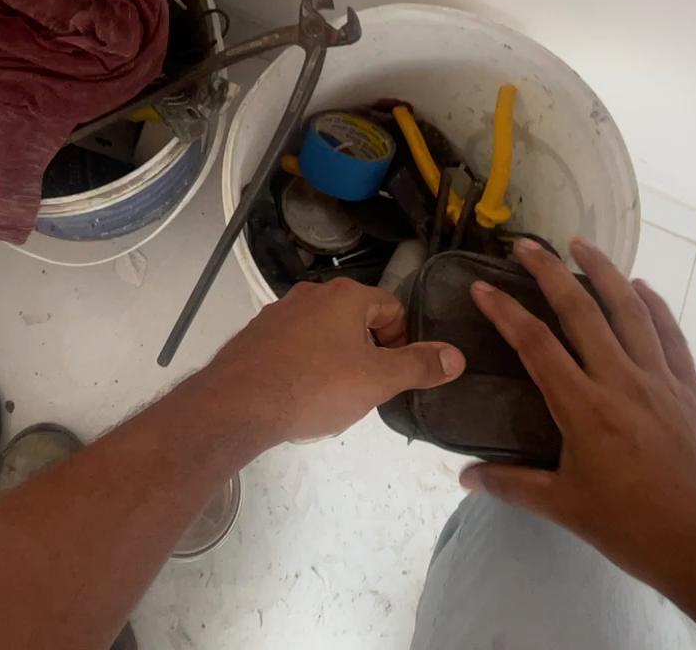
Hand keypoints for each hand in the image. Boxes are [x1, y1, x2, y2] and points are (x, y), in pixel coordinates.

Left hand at [194, 277, 464, 445]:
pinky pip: (297, 343)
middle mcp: (313, 293)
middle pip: (359, 318)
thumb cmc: (315, 386)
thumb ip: (419, 365)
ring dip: (337, 357)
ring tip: (332, 394)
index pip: (393, 309)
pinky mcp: (260, 332)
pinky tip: (300, 392)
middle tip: (364, 388)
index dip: (401, 342)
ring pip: (326, 331)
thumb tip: (455, 355)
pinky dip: (306, 362)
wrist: (240, 402)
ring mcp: (282, 311)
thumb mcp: (377, 380)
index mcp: (346, 295)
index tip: (391, 375)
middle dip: (368, 351)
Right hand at [464, 238, 695, 648]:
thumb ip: (512, 485)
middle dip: (550, 272)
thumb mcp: (567, 510)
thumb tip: (465, 477)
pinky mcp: (691, 390)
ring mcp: (661, 381)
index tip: (482, 286)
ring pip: (629, 311)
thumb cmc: (638, 532)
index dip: (505, 310)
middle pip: (581, 311)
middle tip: (527, 245)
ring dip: (604, 271)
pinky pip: (670, 335)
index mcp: (585, 409)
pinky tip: (640, 287)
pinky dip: (654, 305)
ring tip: (581, 243)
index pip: (535, 344)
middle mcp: (622, 382)